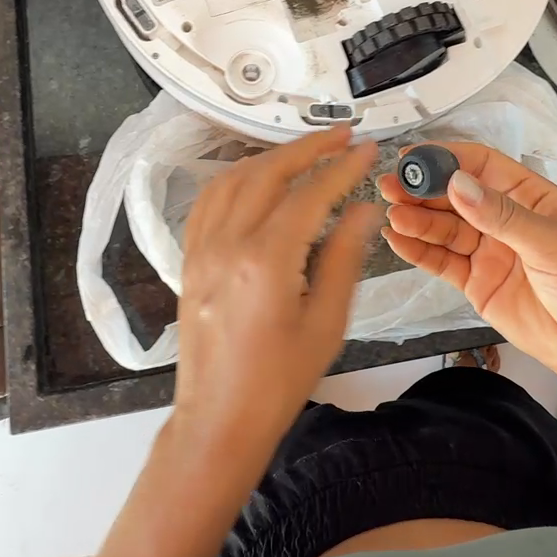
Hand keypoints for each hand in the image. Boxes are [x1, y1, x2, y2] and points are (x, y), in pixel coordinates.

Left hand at [172, 126, 381, 450]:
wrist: (219, 419)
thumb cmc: (278, 381)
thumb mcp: (326, 324)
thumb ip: (344, 258)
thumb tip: (364, 210)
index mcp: (265, 261)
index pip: (310, 195)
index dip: (342, 168)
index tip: (366, 150)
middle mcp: (228, 244)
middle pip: (269, 173)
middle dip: (308, 148)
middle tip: (342, 136)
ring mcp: (202, 248)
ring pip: (235, 178)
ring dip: (272, 157)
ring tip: (306, 151)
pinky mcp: (189, 258)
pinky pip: (209, 200)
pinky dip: (236, 177)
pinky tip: (255, 177)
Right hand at [379, 144, 556, 386]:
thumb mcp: (553, 245)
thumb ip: (502, 216)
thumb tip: (458, 185)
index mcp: (527, 196)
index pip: (481, 165)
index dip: (447, 158)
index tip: (414, 157)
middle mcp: (502, 218)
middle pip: (453, 195)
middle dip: (422, 189)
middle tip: (391, 186)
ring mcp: (487, 250)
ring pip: (443, 227)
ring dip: (416, 219)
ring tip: (392, 214)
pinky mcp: (475, 282)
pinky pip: (440, 261)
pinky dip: (417, 250)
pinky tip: (397, 240)